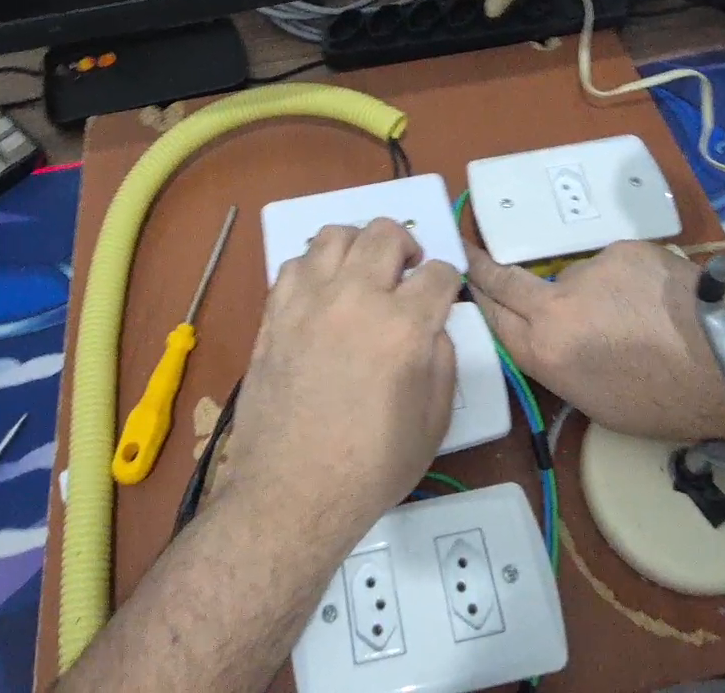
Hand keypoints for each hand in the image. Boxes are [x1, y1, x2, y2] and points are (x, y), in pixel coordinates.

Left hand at [219, 218, 458, 530]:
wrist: (293, 492)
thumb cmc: (371, 467)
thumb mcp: (433, 422)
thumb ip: (442, 361)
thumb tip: (431, 327)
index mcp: (403, 326)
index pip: (439, 273)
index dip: (449, 281)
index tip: (443, 295)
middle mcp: (356, 298)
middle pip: (385, 233)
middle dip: (407, 246)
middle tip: (405, 274)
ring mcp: (309, 301)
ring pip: (335, 234)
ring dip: (358, 246)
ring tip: (362, 272)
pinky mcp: (275, 313)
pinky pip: (296, 263)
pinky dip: (316, 267)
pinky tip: (323, 293)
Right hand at [467, 240, 724, 441]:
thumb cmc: (664, 404)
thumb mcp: (592, 401)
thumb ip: (556, 360)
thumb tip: (551, 335)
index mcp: (544, 349)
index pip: (493, 314)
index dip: (479, 299)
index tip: (467, 284)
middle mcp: (556, 303)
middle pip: (505, 278)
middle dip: (483, 266)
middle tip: (468, 252)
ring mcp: (590, 268)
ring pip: (574, 276)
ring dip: (589, 292)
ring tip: (632, 315)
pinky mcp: (624, 248)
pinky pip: (612, 264)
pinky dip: (625, 280)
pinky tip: (654, 300)